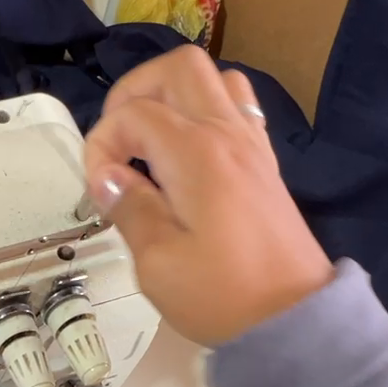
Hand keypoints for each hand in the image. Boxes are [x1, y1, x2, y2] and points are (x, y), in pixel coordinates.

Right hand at [83, 45, 333, 345]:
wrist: (290, 318)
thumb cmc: (219, 295)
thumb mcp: (157, 263)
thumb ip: (130, 210)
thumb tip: (107, 177)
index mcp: (196, 154)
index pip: (133, 114)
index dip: (101, 143)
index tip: (97, 190)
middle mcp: (227, 134)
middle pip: (179, 68)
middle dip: (134, 94)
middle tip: (116, 142)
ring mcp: (252, 144)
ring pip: (213, 79)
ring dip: (172, 98)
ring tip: (148, 143)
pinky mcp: (263, 163)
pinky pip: (236, 108)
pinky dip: (201, 115)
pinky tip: (184, 156)